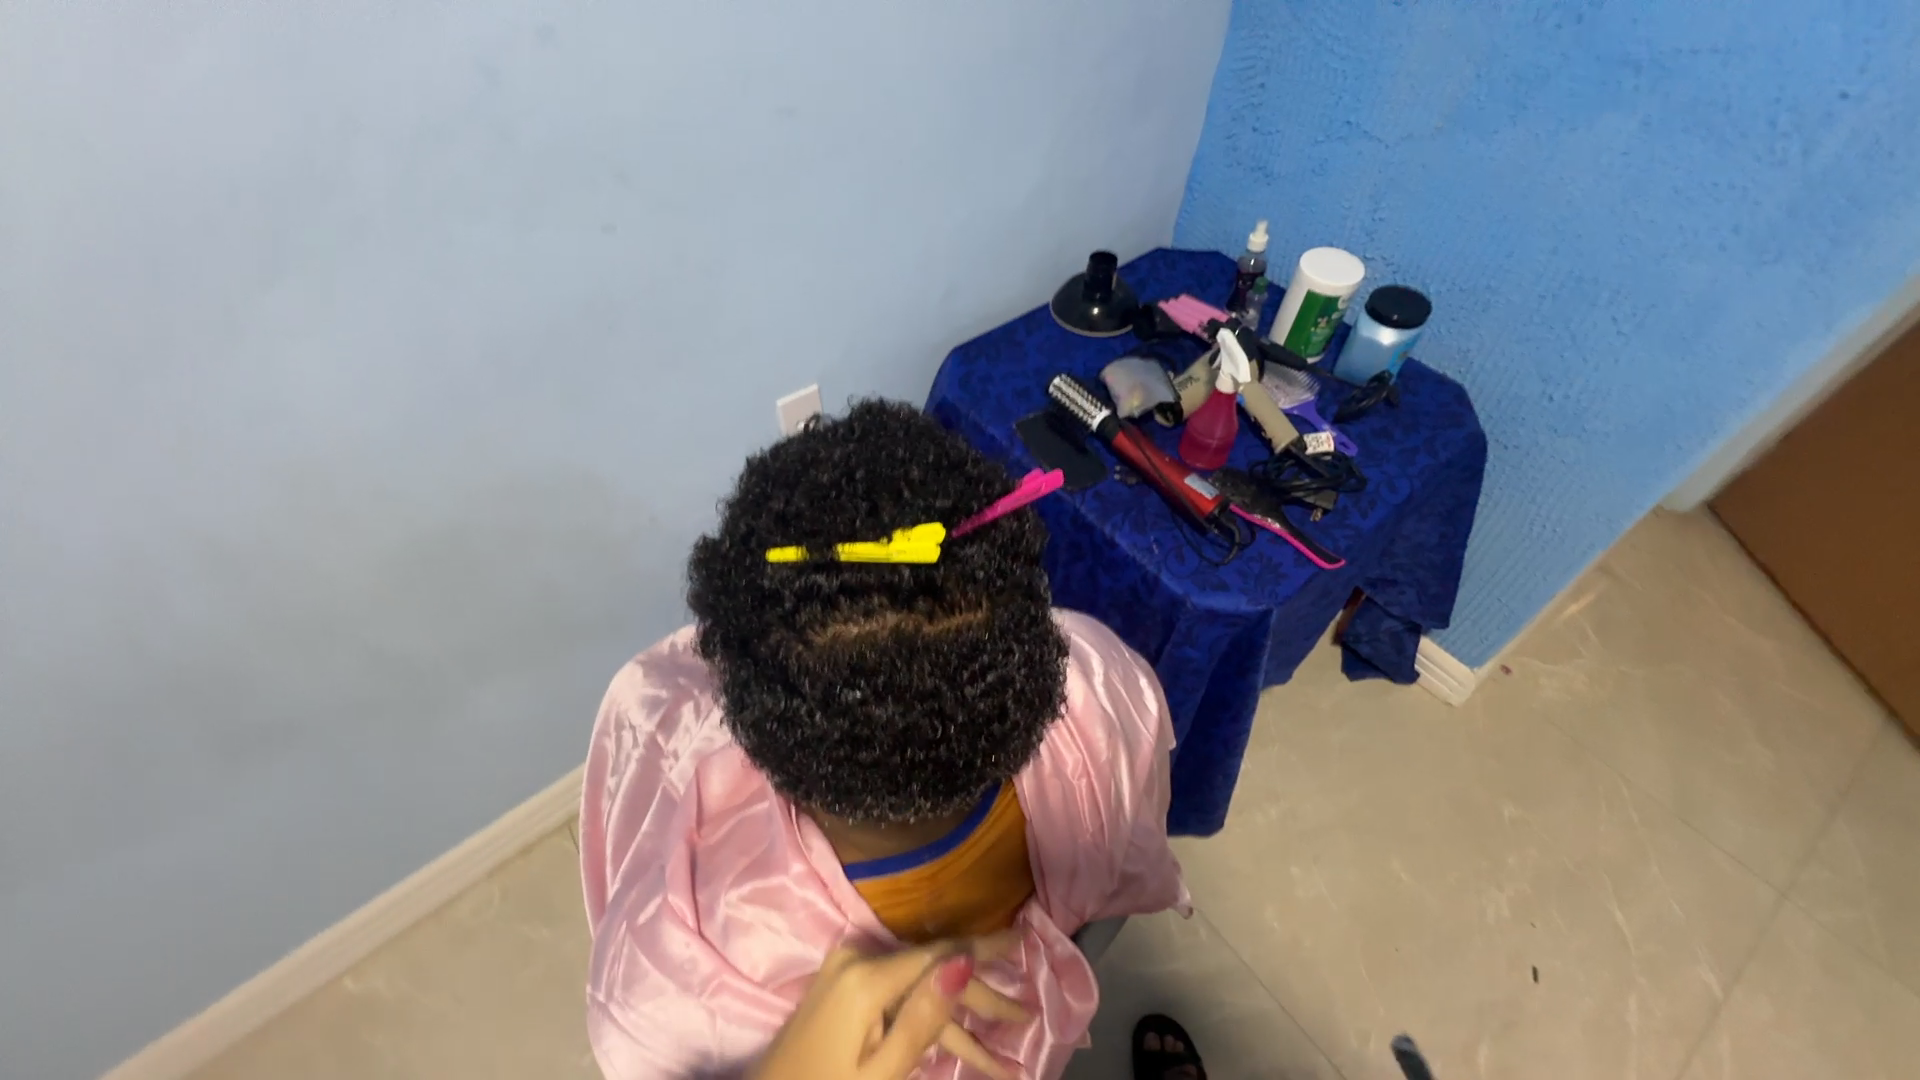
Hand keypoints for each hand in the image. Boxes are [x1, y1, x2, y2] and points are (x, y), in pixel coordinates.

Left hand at [749, 933, 1027, 1079]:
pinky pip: (897, 995)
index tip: (1025, 940)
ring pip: (919, 986)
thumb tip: (964, 962)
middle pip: (933, 971)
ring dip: (960, 1015)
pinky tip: (961, 1041)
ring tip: (1008, 1037)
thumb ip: (923, 1019)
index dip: (985, 950)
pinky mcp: (845, 982)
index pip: (940, 954)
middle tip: (1026, 1014)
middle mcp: (858, 957)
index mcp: (866, 976)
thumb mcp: (880, 1074)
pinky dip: (926, 1019)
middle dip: (982, 997)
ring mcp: (849, 967)